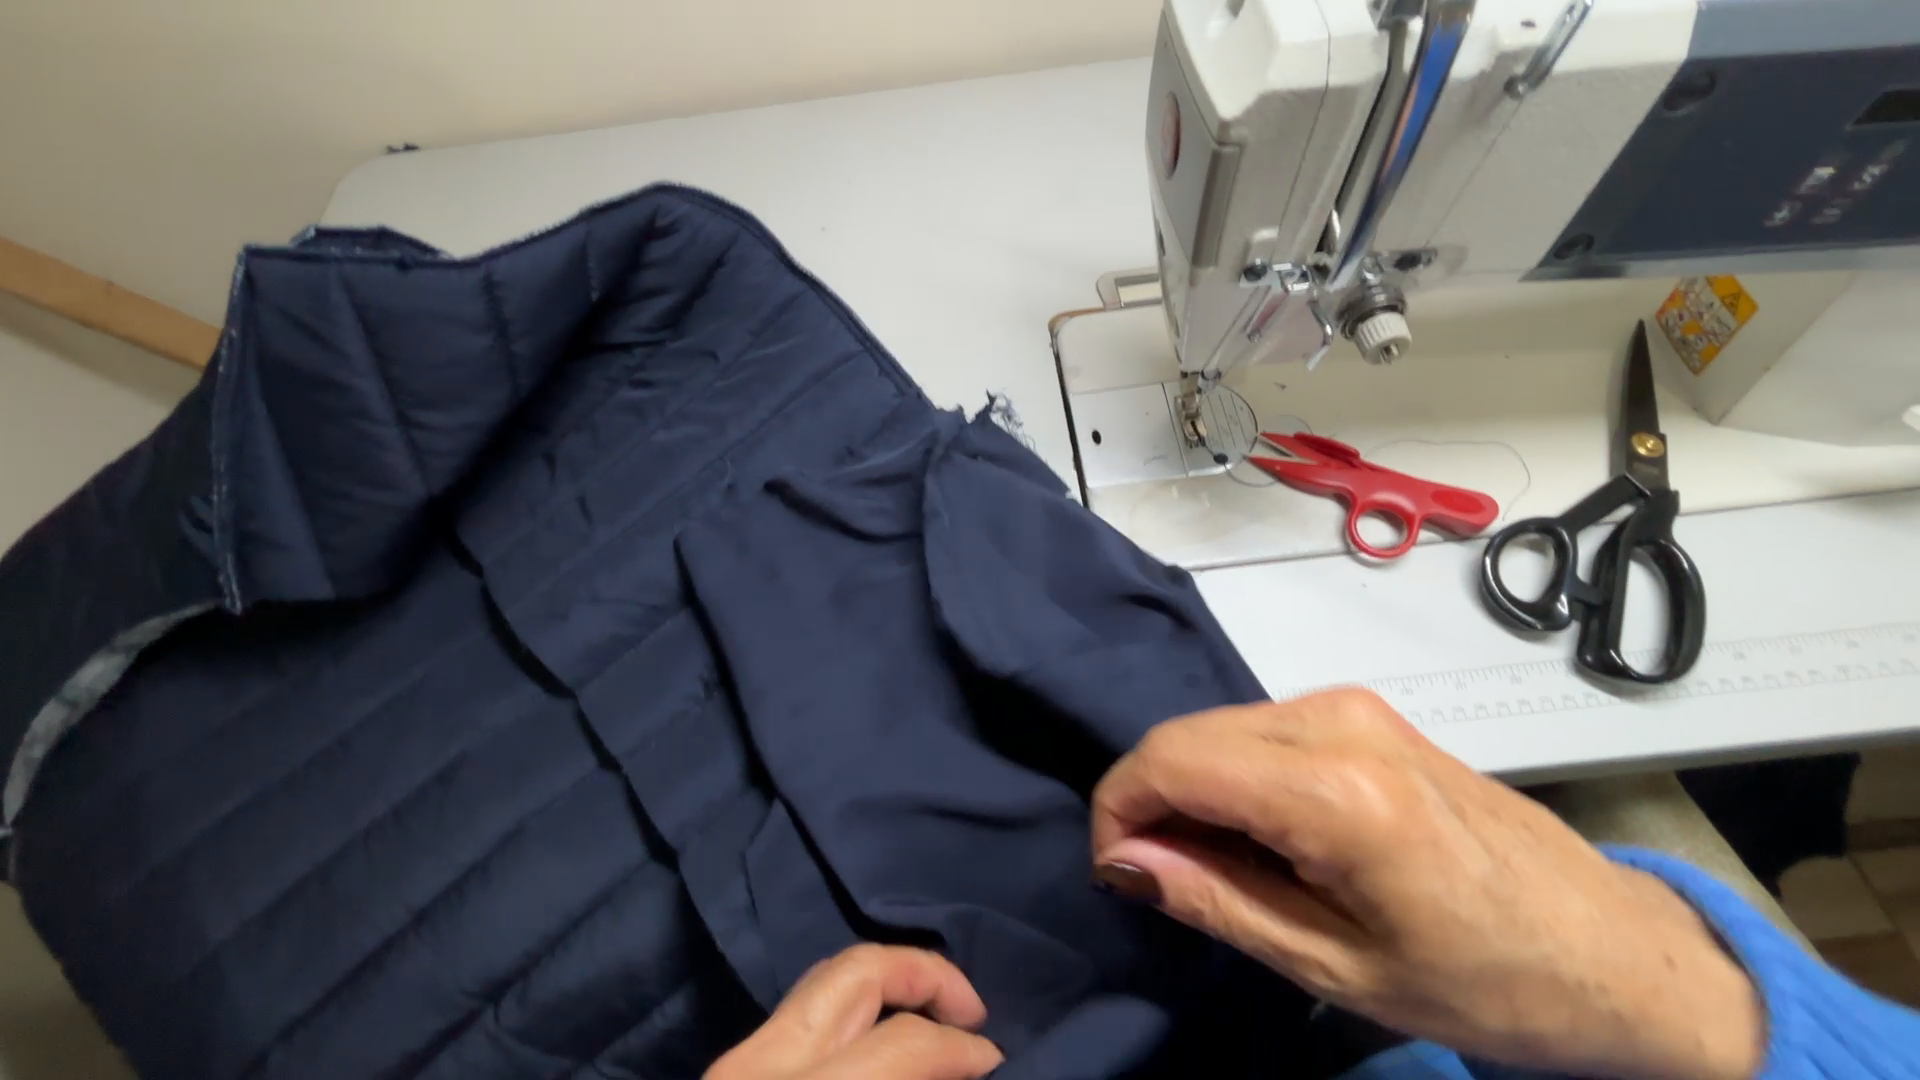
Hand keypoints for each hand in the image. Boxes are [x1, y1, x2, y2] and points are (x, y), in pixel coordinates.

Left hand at [705, 945, 1004, 1079]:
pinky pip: (805, 1010)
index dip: (964, 1049)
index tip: (995, 1058)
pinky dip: (854, 1007)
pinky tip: (879, 1034)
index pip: (904, 1043)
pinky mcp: (732, 1064)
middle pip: (857, 970)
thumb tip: (967, 1066)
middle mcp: (764, 1059)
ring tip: (931, 1011)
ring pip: (826, 978)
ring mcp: (739, 1058)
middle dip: (924, 973)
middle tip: (970, 1009)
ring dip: (889, 982)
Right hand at [1089, 691, 1764, 1079]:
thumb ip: (1215, 900)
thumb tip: (1122, 861)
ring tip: (1207, 862)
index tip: (1114, 870)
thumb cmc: (1484, 982)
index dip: (1119, 808)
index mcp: (1336, 792)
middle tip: (1155, 875)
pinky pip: (1253, 728)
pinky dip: (1225, 775)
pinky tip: (1252, 831)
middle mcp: (1336, 721)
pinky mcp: (1360, 710)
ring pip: (1214, 727)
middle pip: (1185, 735)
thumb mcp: (1334, 967)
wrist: (1614, 949)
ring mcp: (1351, 705)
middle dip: (1146, 799)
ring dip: (1186, 788)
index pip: (1173, 761)